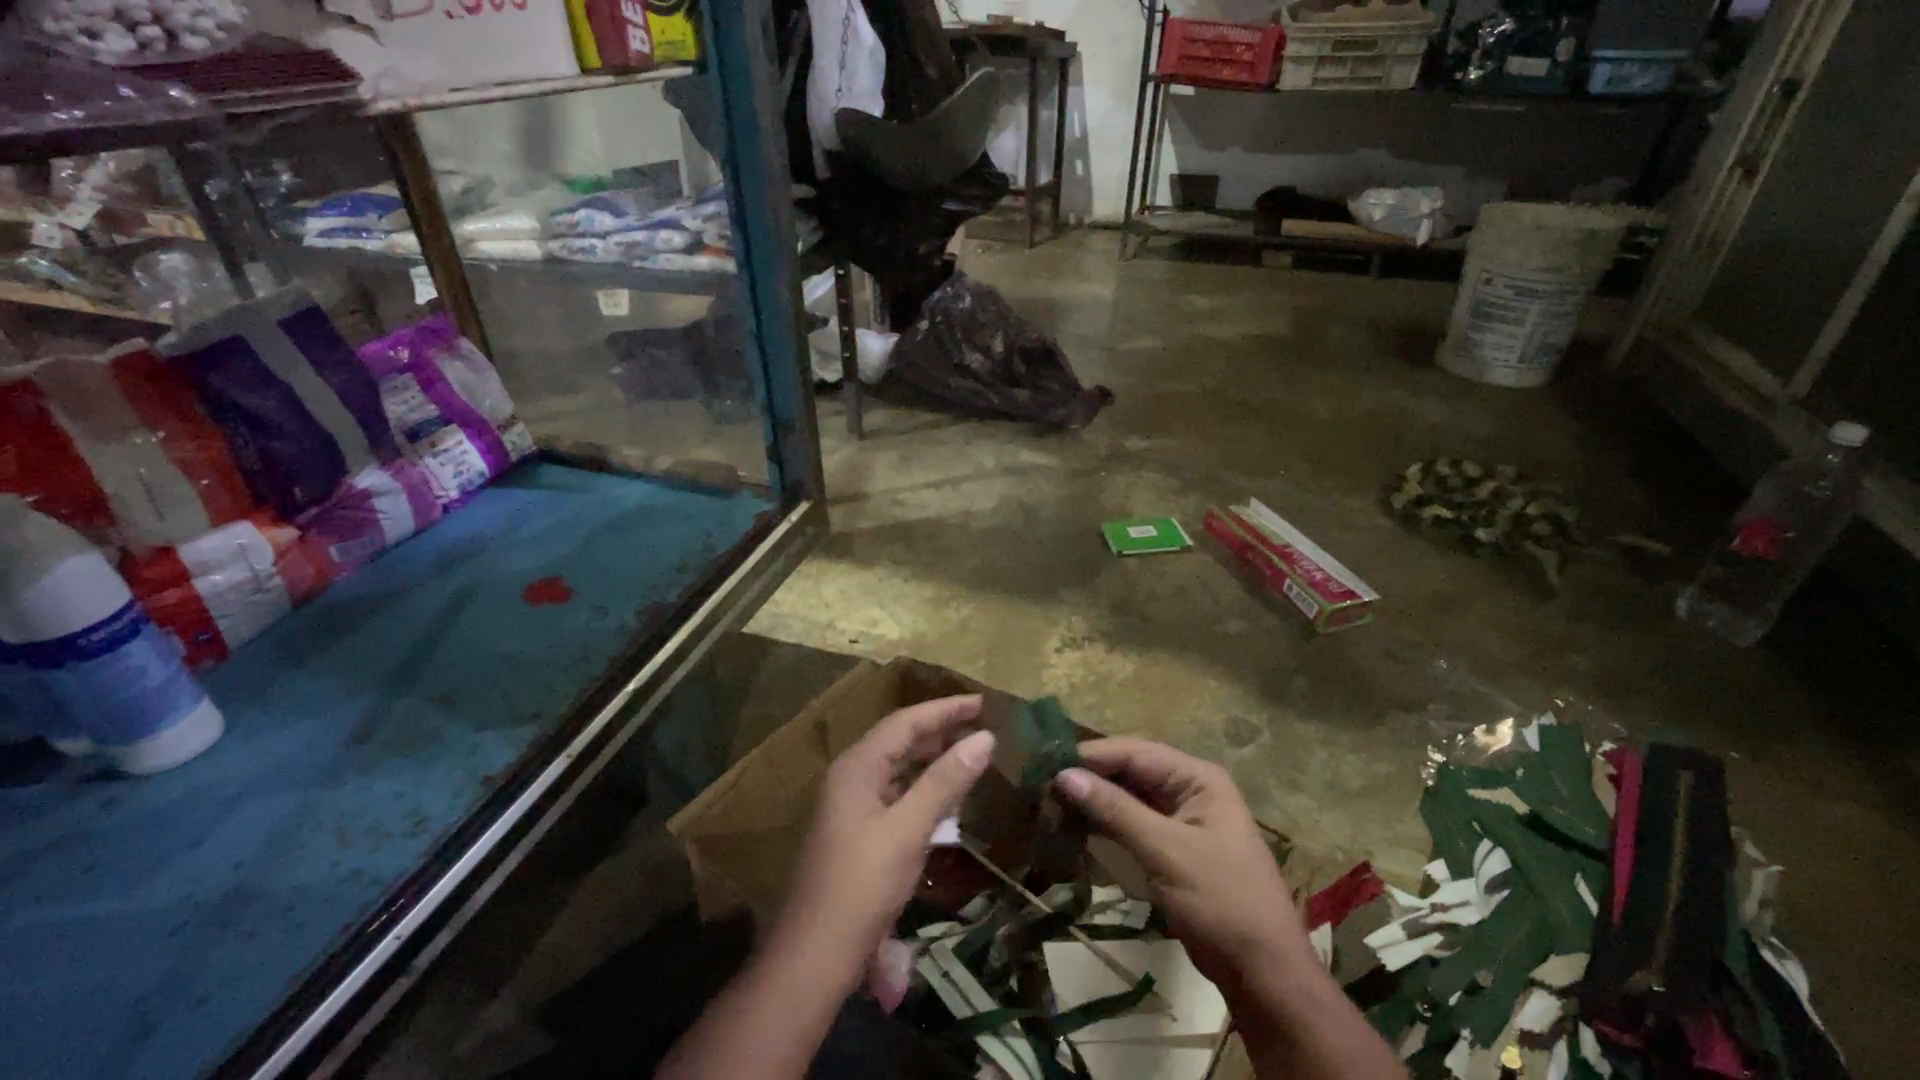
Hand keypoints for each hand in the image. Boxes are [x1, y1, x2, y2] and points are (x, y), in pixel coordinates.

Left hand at [768, 695, 996, 1000]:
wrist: (816, 950)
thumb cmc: (862, 883)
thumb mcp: (908, 829)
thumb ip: (946, 781)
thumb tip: (984, 738)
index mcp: (856, 767)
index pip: (904, 722)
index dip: (944, 710)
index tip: (981, 702)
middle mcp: (850, 778)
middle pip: (898, 741)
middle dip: (939, 730)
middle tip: (981, 724)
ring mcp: (851, 807)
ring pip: (897, 769)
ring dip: (932, 759)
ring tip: (970, 753)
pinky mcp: (857, 833)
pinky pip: (895, 795)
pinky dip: (923, 789)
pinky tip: (946, 799)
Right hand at [1054, 738, 1307, 994]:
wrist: (1261, 969)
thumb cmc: (1221, 900)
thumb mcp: (1166, 851)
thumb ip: (1115, 810)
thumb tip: (1064, 775)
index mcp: (1198, 779)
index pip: (1135, 752)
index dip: (1091, 756)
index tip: (1045, 764)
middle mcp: (1189, 791)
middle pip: (1130, 773)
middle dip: (1089, 778)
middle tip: (1040, 786)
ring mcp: (1181, 822)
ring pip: (1127, 800)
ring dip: (1093, 803)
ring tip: (1049, 806)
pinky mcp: (1171, 851)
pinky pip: (1131, 827)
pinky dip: (1105, 827)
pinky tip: (1074, 830)